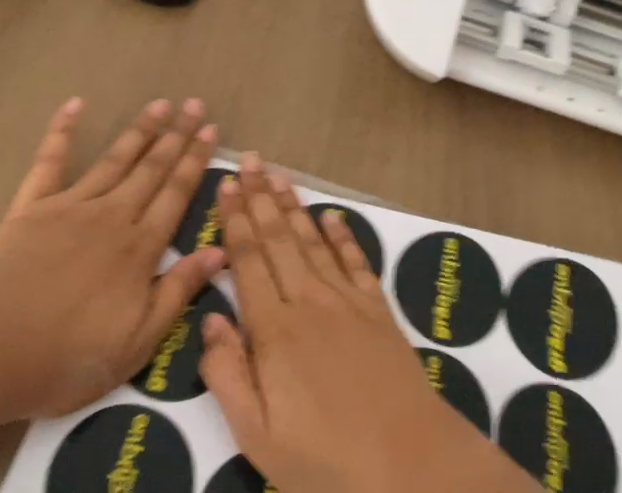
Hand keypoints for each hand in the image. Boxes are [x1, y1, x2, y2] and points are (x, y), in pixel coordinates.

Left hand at [0, 97, 225, 426]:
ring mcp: (71, 207)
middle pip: (152, 170)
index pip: (176, 196)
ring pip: (114, 160)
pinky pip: (50, 161)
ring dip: (139, 131)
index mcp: (140, 249)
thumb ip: (177, 292)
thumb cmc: (66, 357)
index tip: (211, 132)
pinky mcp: (31, 207)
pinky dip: (62, 131)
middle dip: (176, 136)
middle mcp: (112, 217)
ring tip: (160, 104)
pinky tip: (74, 105)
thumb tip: (218, 251)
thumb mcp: (137, 342)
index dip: (196, 163)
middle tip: (196, 105)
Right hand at [199, 156, 537, 492]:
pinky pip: (355, 262)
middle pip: (279, 239)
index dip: (234, 220)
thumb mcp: (257, 434)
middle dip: (260, 198)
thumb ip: (227, 374)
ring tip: (278, 177)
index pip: (248, 260)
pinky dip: (342, 236)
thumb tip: (212, 318)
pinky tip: (332, 217)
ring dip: (294, 207)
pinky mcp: (378, 311)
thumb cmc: (324, 459)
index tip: (226, 185)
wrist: (409, 463)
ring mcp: (347, 303)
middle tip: (250, 160)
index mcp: (274, 330)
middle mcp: (309, 302)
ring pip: (313, 243)